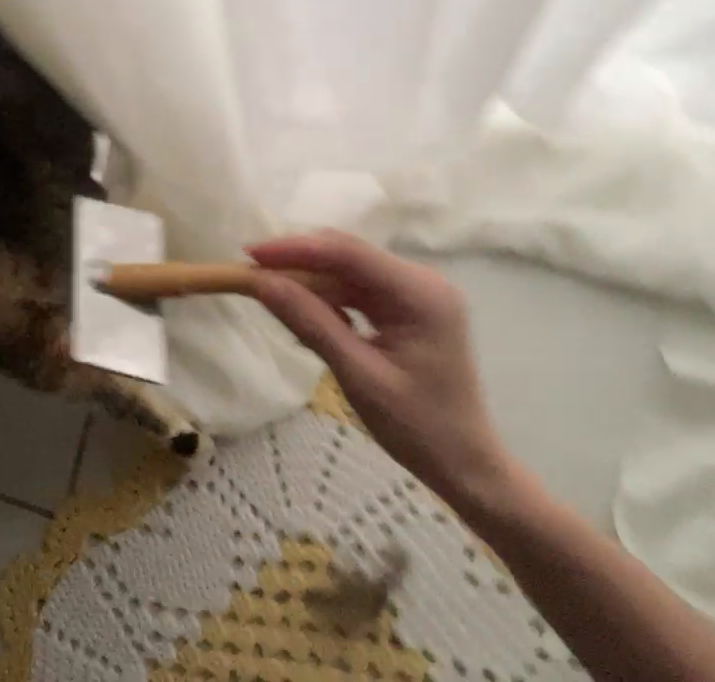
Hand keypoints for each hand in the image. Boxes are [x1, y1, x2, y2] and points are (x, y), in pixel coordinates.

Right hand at [247, 232, 514, 509]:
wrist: (465, 464)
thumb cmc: (418, 427)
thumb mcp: (358, 375)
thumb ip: (310, 323)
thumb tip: (260, 283)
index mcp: (421, 293)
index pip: (348, 253)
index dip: (295, 250)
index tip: (249, 256)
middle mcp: (422, 281)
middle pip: (347, 256)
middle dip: (297, 263)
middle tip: (249, 276)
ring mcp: (415, 293)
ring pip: (347, 271)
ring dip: (308, 282)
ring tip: (267, 295)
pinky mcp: (405, 308)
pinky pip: (355, 290)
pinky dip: (325, 298)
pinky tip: (301, 313)